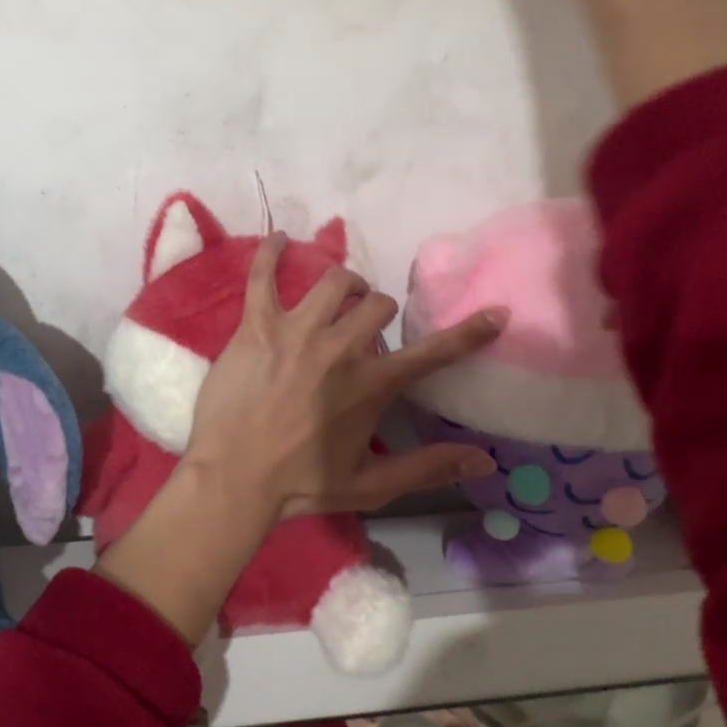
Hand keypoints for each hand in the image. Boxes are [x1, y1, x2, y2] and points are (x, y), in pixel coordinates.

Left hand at [182, 234, 504, 521]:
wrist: (231, 477)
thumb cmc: (297, 484)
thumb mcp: (368, 487)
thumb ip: (425, 468)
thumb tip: (483, 459)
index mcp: (371, 386)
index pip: (431, 353)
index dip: (468, 333)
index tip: (494, 313)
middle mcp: (340, 349)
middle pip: (376, 304)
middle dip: (379, 310)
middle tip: (367, 325)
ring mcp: (295, 331)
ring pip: (331, 282)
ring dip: (342, 283)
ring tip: (338, 293)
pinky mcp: (256, 325)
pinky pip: (263, 277)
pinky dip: (271, 253)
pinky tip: (278, 239)